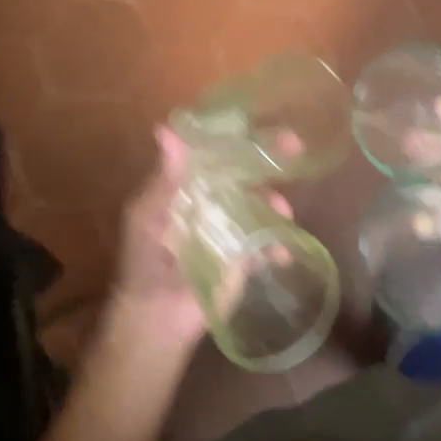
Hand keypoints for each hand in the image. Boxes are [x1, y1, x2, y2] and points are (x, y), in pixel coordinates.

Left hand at [106, 127, 296, 346]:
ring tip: (281, 210)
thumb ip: (166, 177)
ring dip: (274, 202)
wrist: (157, 319)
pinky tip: (281, 248)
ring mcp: (231, 228)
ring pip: (261, 203)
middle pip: (245, 173)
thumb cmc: (147, 261)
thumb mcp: (149, 214)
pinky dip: (278, 241)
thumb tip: (166, 128)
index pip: (216, 153)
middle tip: (293, 144)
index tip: (257, 121)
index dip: (238, 137)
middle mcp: (212, 201)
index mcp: (188, 187)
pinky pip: (268, 240)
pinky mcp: (245, 256)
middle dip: (270, 158)